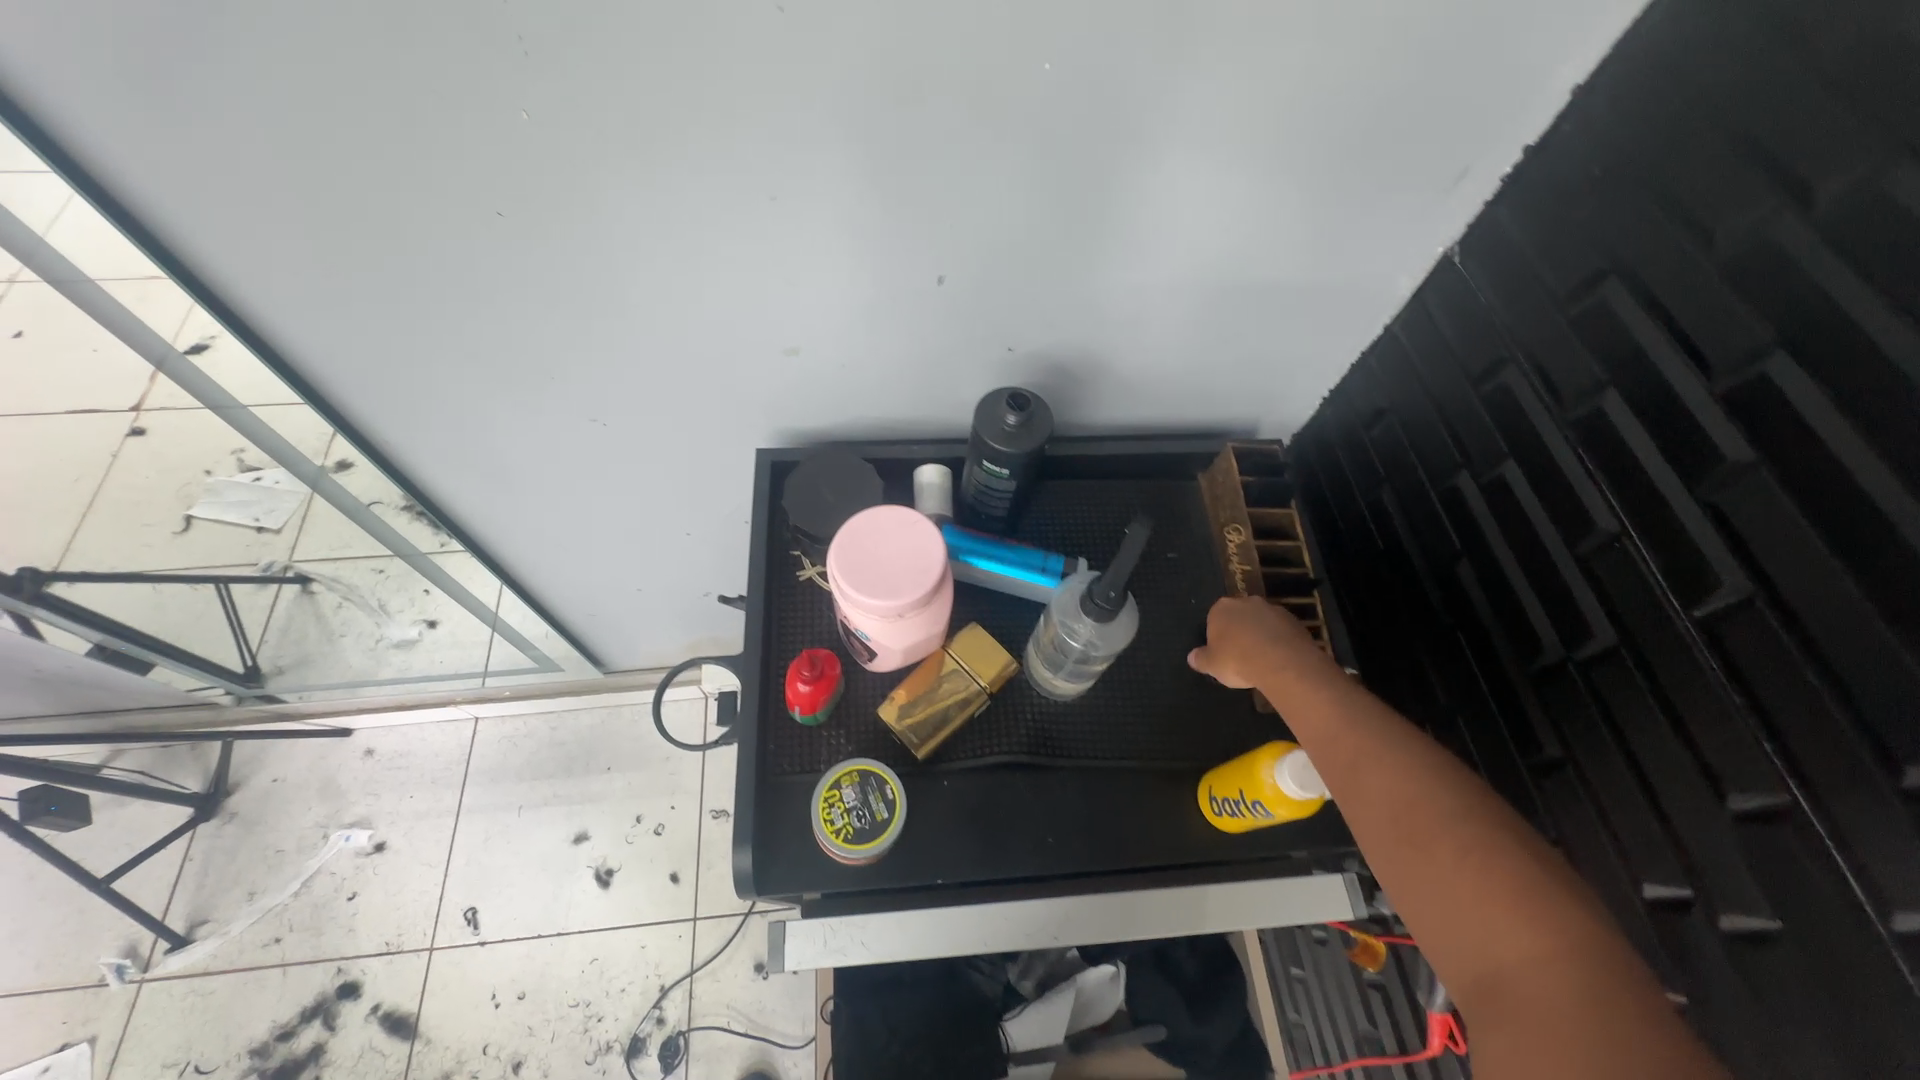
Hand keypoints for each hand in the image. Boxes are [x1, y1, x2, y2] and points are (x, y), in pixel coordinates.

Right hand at [1187, 595, 1329, 689]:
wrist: (1281, 663)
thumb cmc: (1237, 661)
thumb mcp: (1211, 665)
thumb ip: (1200, 659)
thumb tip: (1191, 657)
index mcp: (1221, 608)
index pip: (1214, 619)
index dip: (1217, 637)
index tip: (1222, 653)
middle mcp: (1246, 602)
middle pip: (1239, 616)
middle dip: (1239, 632)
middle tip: (1240, 656)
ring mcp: (1272, 609)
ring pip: (1261, 622)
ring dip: (1260, 635)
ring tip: (1262, 660)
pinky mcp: (1293, 620)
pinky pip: (1280, 630)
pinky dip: (1278, 641)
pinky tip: (1278, 659)